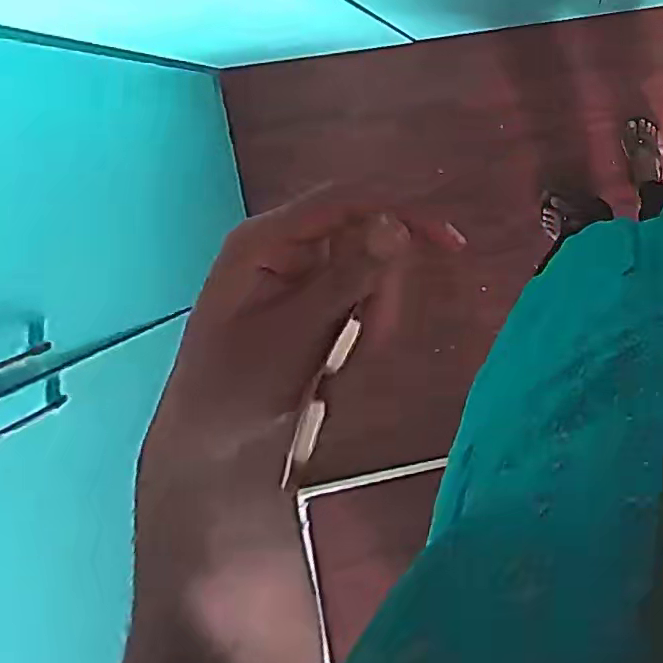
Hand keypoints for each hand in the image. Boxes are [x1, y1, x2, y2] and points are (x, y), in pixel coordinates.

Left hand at [121, 189, 464, 662]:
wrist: (210, 462)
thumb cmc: (238, 394)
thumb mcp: (295, 334)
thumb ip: (347, 276)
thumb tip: (395, 222)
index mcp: (265, 240)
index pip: (346, 201)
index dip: (402, 211)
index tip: (451, 241)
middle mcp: (283, 246)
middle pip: (365, 232)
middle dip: (382, 281)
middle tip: (372, 336)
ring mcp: (299, 273)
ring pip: (370, 265)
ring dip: (376, 308)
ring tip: (353, 357)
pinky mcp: (313, 300)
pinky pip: (361, 293)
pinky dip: (369, 320)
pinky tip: (348, 356)